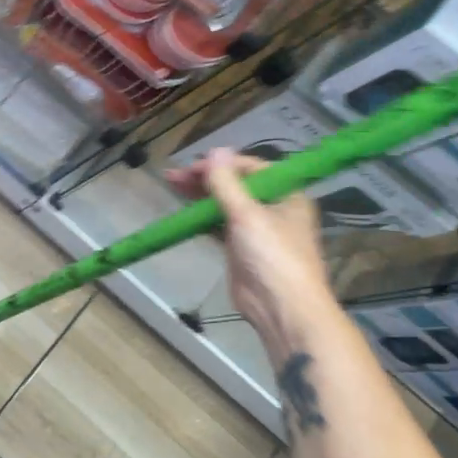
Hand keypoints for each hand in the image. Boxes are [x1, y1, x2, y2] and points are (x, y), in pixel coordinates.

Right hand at [166, 148, 333, 345]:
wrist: (282, 308)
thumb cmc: (272, 256)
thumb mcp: (248, 214)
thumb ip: (227, 183)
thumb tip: (215, 149)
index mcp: (286, 195)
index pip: (252, 168)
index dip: (222, 165)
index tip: (192, 167)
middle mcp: (273, 208)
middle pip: (236, 185)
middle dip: (205, 178)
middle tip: (172, 176)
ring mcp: (256, 229)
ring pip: (225, 204)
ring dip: (200, 195)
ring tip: (172, 186)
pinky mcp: (241, 247)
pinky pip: (219, 224)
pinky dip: (202, 216)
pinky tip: (183, 210)